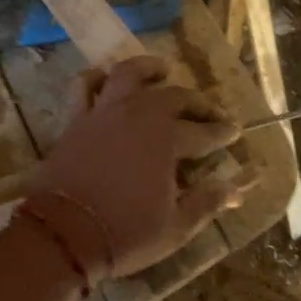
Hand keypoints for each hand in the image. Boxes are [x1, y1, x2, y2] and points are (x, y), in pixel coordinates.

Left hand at [24, 56, 243, 282]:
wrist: (65, 232)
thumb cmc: (125, 232)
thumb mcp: (175, 228)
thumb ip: (206, 203)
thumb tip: (235, 189)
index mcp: (167, 138)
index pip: (203, 132)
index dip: (221, 132)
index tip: (235, 131)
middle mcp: (139, 113)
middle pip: (174, 97)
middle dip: (197, 103)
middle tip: (210, 111)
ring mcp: (105, 111)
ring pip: (129, 74)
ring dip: (148, 68)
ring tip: (162, 69)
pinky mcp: (77, 117)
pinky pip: (84, 86)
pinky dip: (95, 77)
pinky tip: (104, 78)